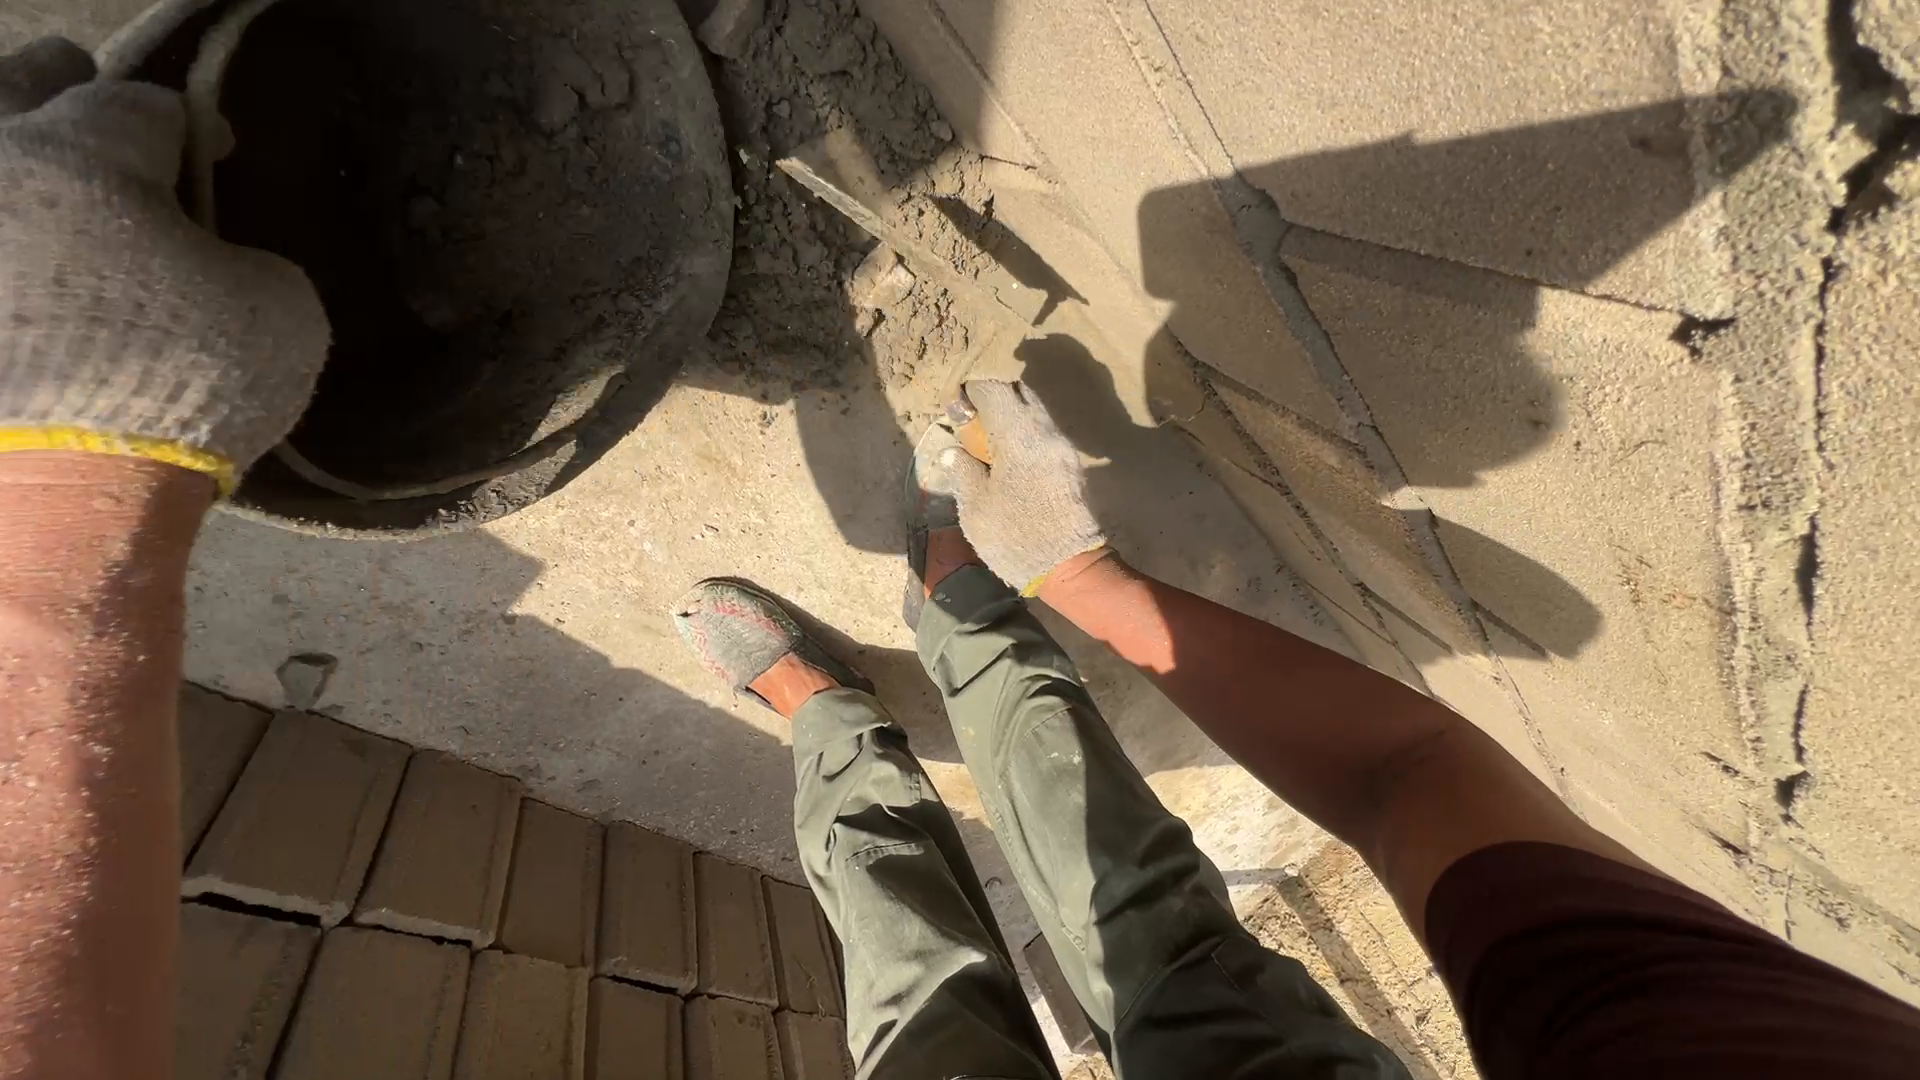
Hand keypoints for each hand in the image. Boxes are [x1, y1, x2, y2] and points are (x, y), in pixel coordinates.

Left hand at [0, 38, 327, 491]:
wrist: (83, 473)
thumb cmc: (199, 369)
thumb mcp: (281, 305)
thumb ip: (246, 256)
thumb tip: (213, 254)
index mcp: (80, 158)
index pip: (142, 108)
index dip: (193, 122)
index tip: (224, 147)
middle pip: (13, 89)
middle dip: (53, 81)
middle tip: (78, 76)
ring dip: (12, 139)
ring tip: (42, 151)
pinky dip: (11, 220)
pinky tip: (31, 231)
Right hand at [939, 379, 1108, 593]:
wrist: (1068, 566)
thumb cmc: (1015, 536)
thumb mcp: (975, 507)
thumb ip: (963, 471)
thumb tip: (954, 451)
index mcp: (1019, 435)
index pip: (994, 391)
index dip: (970, 393)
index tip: (955, 408)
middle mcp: (1046, 432)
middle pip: (1020, 394)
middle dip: (994, 398)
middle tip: (972, 423)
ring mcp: (1063, 448)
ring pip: (1036, 413)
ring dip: (1011, 417)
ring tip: (988, 443)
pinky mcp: (1071, 466)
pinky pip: (1044, 434)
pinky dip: (1024, 434)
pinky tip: (1009, 460)